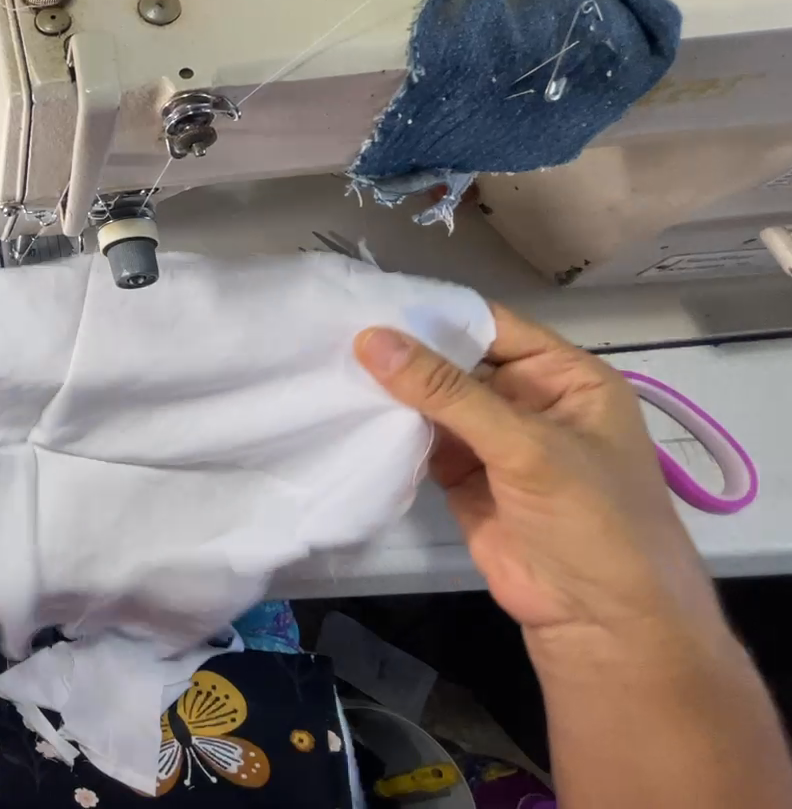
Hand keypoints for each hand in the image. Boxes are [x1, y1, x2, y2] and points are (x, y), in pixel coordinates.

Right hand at [354, 306, 725, 655]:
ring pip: (425, 397)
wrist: (599, 621)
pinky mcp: (456, 469)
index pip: (488, 325)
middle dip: (397, 350)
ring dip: (383, 387)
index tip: (362, 301)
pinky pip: (412, 433)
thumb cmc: (593, 522)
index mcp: (564, 378)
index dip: (430, 313)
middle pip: (450, 359)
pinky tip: (341, 407)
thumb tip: (369, 338)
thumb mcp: (525, 447)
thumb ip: (445, 391)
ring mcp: (488, 437)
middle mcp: (525, 399)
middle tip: (328, 332)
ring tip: (323, 364)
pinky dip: (381, 424)